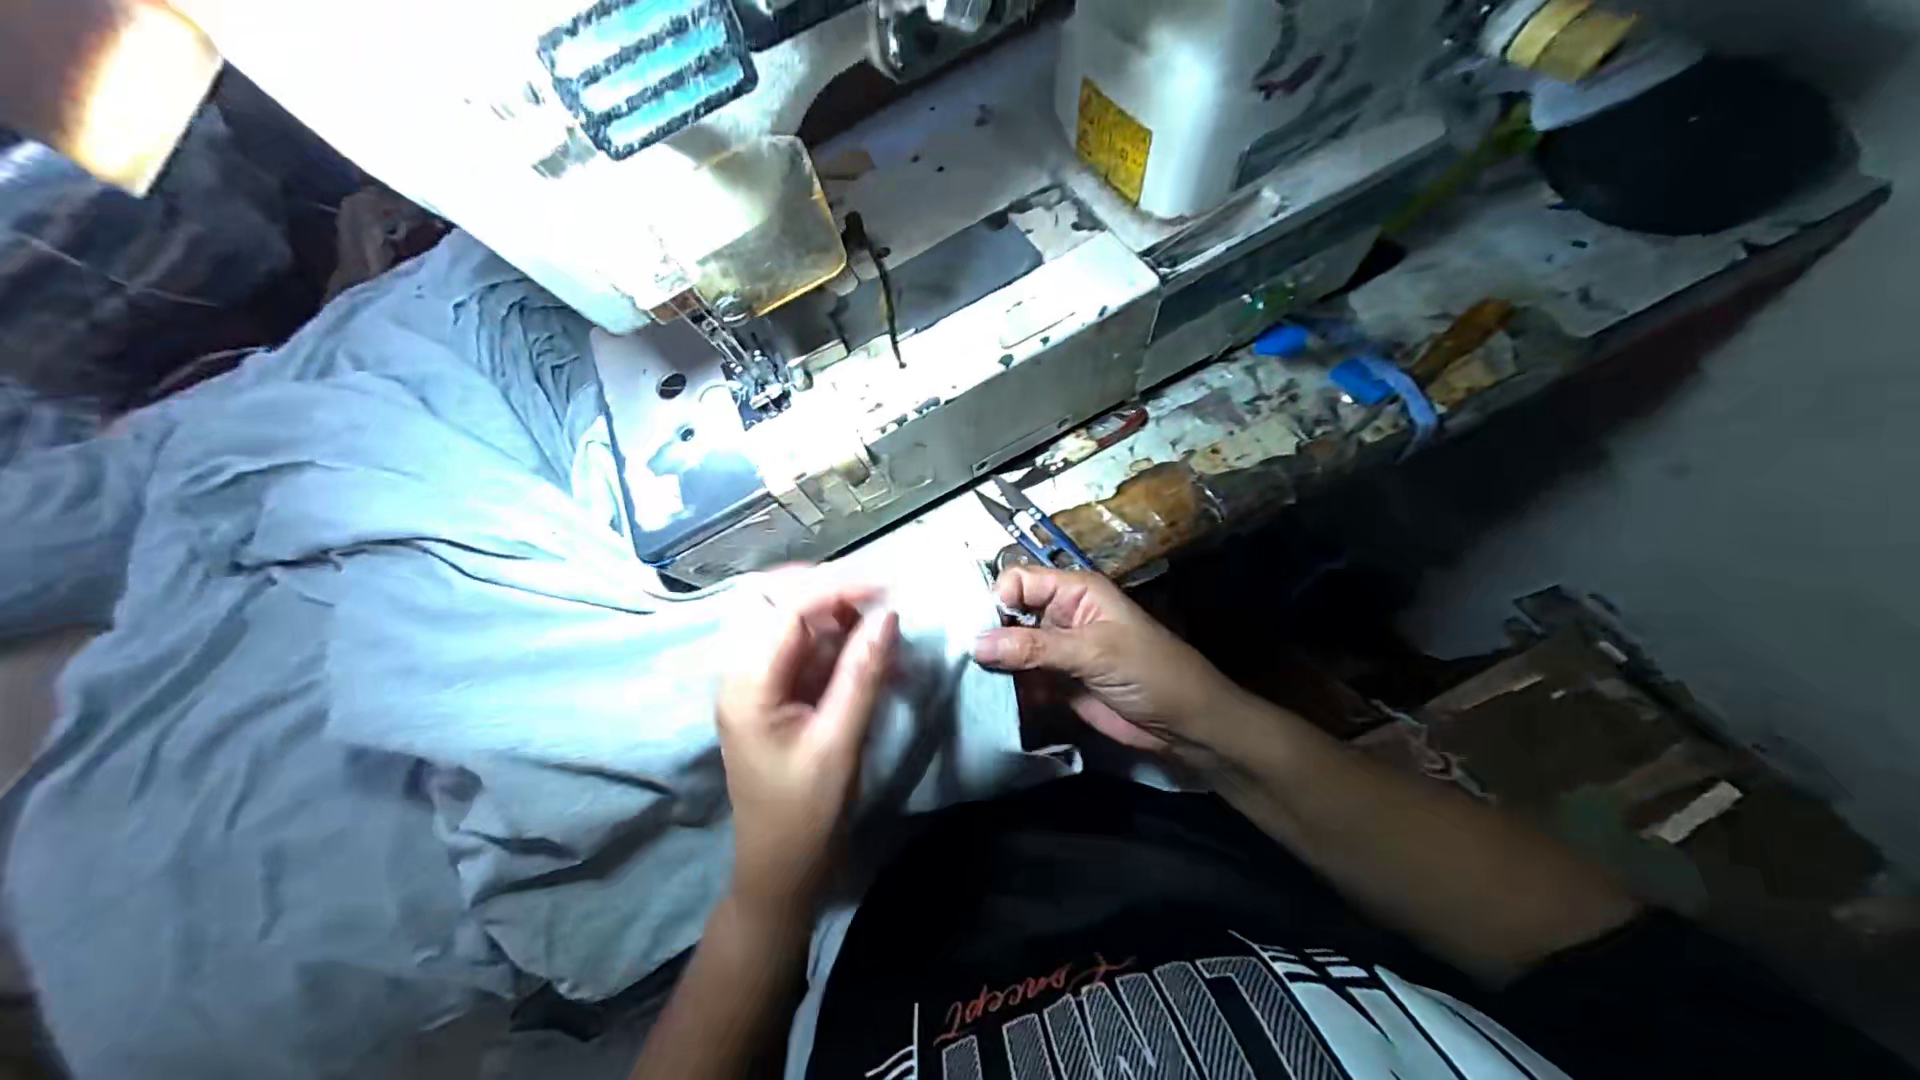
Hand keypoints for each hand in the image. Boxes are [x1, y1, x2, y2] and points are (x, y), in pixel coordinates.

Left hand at [717, 577, 897, 922]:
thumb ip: (863, 674)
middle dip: (827, 590)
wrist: (781, 869)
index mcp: (746, 685)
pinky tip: (876, 654)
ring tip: (882, 626)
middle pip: (775, 600)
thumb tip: (889, 614)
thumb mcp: (840, 743)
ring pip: (792, 619)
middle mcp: (743, 672)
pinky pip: (806, 647)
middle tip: (877, 598)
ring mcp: (758, 680)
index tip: (887, 585)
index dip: (836, 587)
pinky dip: (841, 641)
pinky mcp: (777, 691)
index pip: (786, 610)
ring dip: (837, 614)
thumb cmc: (806, 813)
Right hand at [972, 567, 1246, 752]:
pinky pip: (1021, 678)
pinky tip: (991, 699)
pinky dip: (1006, 687)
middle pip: (1009, 613)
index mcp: (1074, 591)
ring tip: (972, 681)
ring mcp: (1057, 651)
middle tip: (966, 660)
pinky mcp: (1055, 683)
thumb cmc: (1150, 672)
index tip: (981, 631)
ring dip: (994, 663)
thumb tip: (977, 643)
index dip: (998, 600)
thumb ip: (1035, 647)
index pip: (1019, 581)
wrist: (1186, 725)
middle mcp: (1060, 615)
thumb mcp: (1094, 652)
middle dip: (988, 633)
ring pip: (1011, 648)